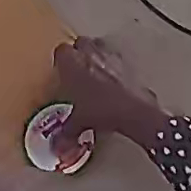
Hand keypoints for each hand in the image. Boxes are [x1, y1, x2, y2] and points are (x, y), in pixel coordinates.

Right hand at [54, 37, 170, 150]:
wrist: (133, 111)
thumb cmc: (101, 110)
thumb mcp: (79, 123)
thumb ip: (66, 132)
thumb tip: (57, 147)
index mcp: (72, 63)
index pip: (61, 51)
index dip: (61, 61)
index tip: (62, 73)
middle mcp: (90, 53)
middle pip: (81, 43)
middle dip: (79, 54)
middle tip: (78, 72)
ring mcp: (111, 55)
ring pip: (100, 46)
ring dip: (97, 56)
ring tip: (97, 74)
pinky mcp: (128, 62)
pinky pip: (117, 59)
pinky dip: (115, 66)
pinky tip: (115, 82)